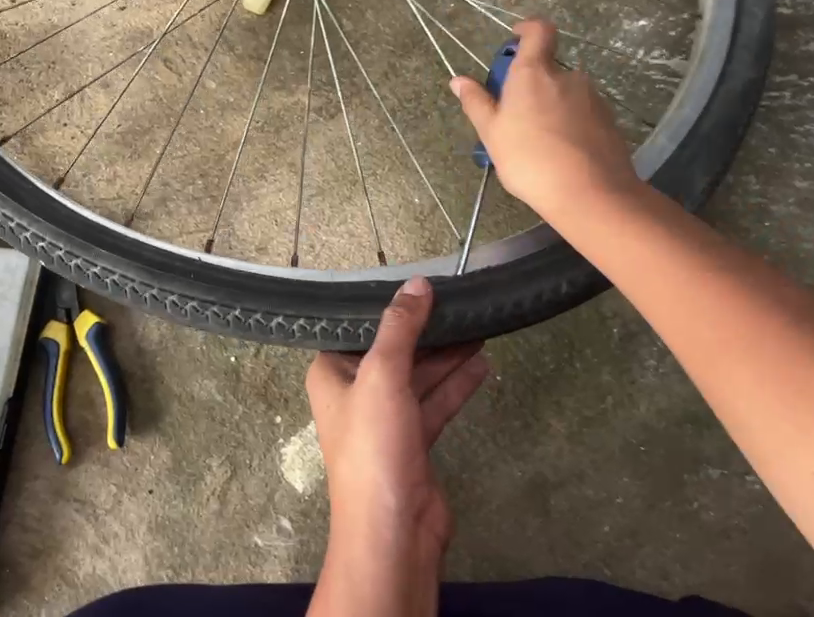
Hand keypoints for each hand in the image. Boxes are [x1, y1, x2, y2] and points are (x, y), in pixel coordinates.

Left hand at [305, 277, 488, 616]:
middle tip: (461, 301)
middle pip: (393, 350)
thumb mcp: (382, 373)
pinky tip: (482, 365)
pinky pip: (434, 402)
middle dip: (426, 329)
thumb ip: (400, 327)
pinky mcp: (412, 442)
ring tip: (480, 325)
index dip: (389, 307)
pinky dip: (455, 385)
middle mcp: (354, 392)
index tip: (422, 283)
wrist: (393, 530)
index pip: (359, 328)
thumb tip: (418, 283)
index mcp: (330, 372)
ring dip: (446, 355)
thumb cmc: (374, 444)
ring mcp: (385, 419)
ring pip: (418, 376)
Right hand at [447, 18, 640, 215]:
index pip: (538, 30)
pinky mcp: (609, 121)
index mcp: (534, 73)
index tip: (515, 38)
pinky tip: (561, 154)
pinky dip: (570, 124)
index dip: (527, 28)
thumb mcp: (491, 133)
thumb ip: (476, 102)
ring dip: (551, 107)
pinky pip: (583, 114)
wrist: (591, 194)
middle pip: (547, 69)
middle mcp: (567, 77)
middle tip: (515, 118)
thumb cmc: (530, 159)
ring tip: (538, 143)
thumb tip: (458, 80)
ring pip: (565, 94)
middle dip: (531, 86)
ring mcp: (593, 98)